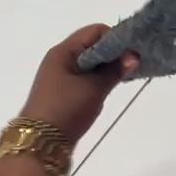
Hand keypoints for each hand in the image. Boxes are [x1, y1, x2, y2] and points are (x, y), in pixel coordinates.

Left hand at [20, 25, 137, 144]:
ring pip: (89, 62)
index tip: (132, 52)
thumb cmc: (66, 109)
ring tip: (124, 77)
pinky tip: (109, 87)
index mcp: (63, 51)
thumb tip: (135, 55)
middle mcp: (59, 58)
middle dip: (113, 53)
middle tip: (132, 65)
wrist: (40, 144)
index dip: (115, 38)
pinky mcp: (62, 91)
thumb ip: (115, 70)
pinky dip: (98, 78)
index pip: (95, 31)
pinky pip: (84, 76)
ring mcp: (60, 75)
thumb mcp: (94, 88)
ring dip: (106, 67)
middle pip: (92, 45)